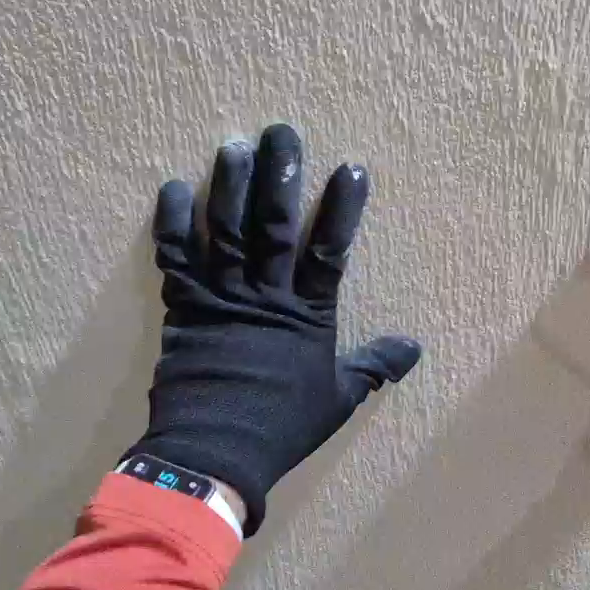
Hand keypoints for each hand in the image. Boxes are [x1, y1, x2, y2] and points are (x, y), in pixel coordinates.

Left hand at [127, 123, 421, 535]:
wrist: (215, 456)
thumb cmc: (283, 426)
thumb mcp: (339, 398)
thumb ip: (374, 366)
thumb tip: (415, 349)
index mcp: (308, 315)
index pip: (330, 250)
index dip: (342, 209)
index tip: (351, 168)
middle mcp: (266, 296)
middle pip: (276, 226)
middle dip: (281, 177)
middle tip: (281, 132)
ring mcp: (223, 298)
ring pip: (228, 232)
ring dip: (231, 187)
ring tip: (234, 145)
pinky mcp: (184, 309)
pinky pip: (177, 260)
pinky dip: (175, 225)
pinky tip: (175, 188)